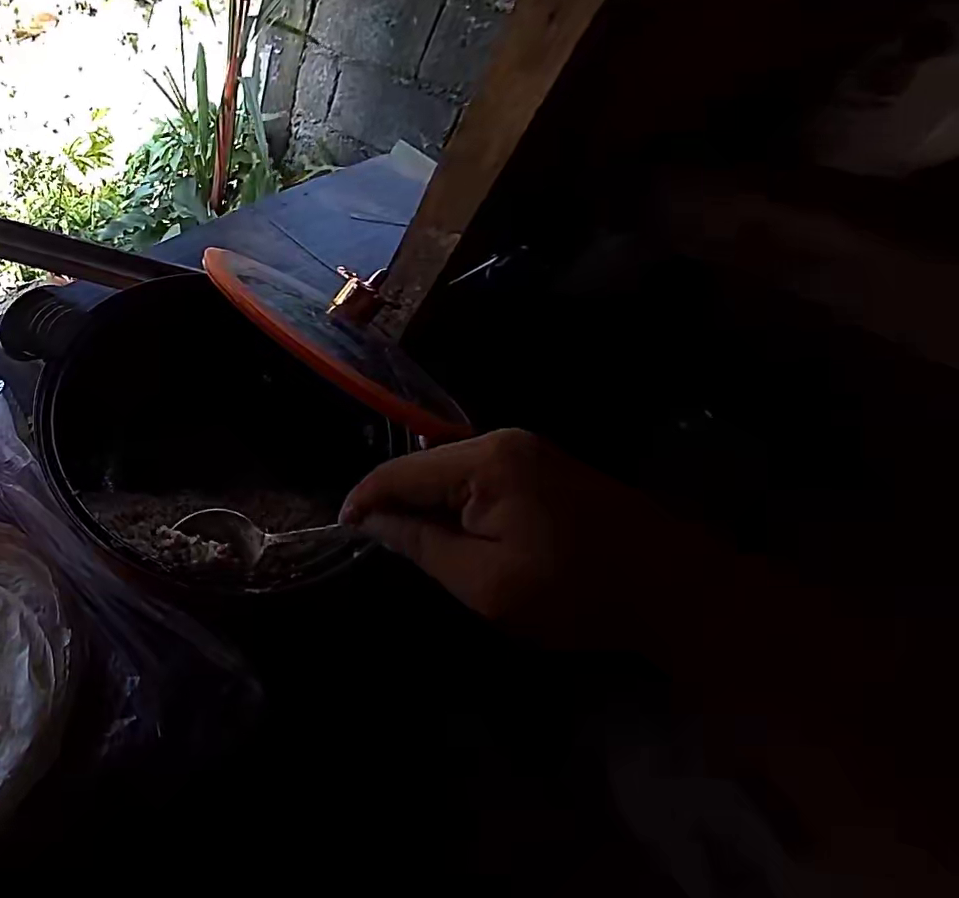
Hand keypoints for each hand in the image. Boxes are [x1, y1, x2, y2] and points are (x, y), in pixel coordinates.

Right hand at [340, 429, 710, 646]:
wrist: (695, 598)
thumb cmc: (584, 596)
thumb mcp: (486, 584)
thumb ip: (419, 545)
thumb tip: (370, 520)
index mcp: (486, 462)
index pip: (397, 473)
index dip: (363, 500)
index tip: (342, 528)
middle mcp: (500, 440)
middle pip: (418, 467)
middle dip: (392, 502)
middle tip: (376, 540)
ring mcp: (523, 447)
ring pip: (441, 470)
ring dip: (421, 502)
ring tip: (407, 537)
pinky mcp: (538, 461)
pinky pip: (470, 475)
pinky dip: (450, 500)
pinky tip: (448, 527)